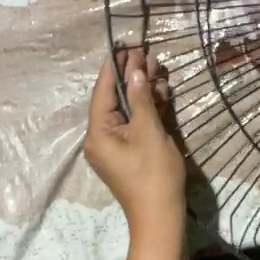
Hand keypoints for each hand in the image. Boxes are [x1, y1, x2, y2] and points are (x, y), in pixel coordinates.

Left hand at [85, 47, 188, 240]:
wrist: (161, 216)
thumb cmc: (154, 174)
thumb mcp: (149, 132)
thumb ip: (141, 99)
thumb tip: (135, 71)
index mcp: (98, 132)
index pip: (103, 91)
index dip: (113, 66)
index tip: (122, 43)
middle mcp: (101, 137)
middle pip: (115, 97)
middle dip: (131, 74)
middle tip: (145, 50)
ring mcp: (116, 144)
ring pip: (127, 108)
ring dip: (141, 87)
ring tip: (156, 63)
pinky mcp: (130, 150)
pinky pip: (135, 121)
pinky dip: (146, 106)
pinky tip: (160, 88)